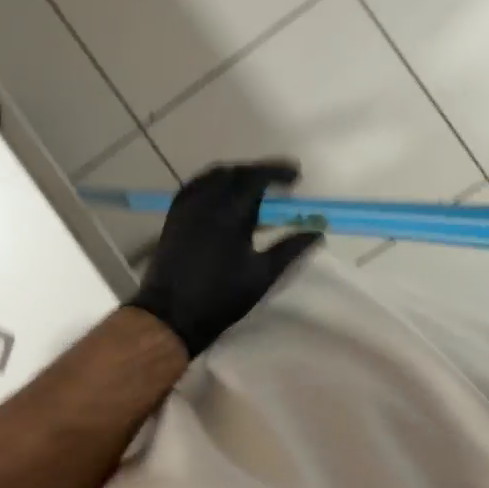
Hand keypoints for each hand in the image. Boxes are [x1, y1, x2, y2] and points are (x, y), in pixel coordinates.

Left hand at [128, 161, 324, 355]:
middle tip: (280, 183)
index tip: (296, 177)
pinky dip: (213, 184)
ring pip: (211, 177)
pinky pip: (194, 188)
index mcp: (227, 213)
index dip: (277, 173)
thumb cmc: (220, 298)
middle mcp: (203, 202)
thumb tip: (317, 232)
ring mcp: (184, 208)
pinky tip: (223, 197)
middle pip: (233, 173)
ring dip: (235, 175)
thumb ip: (290, 249)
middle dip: (258, 172)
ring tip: (255, 188)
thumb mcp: (262, 275)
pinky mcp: (173, 218)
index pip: (254, 178)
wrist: (171, 315)